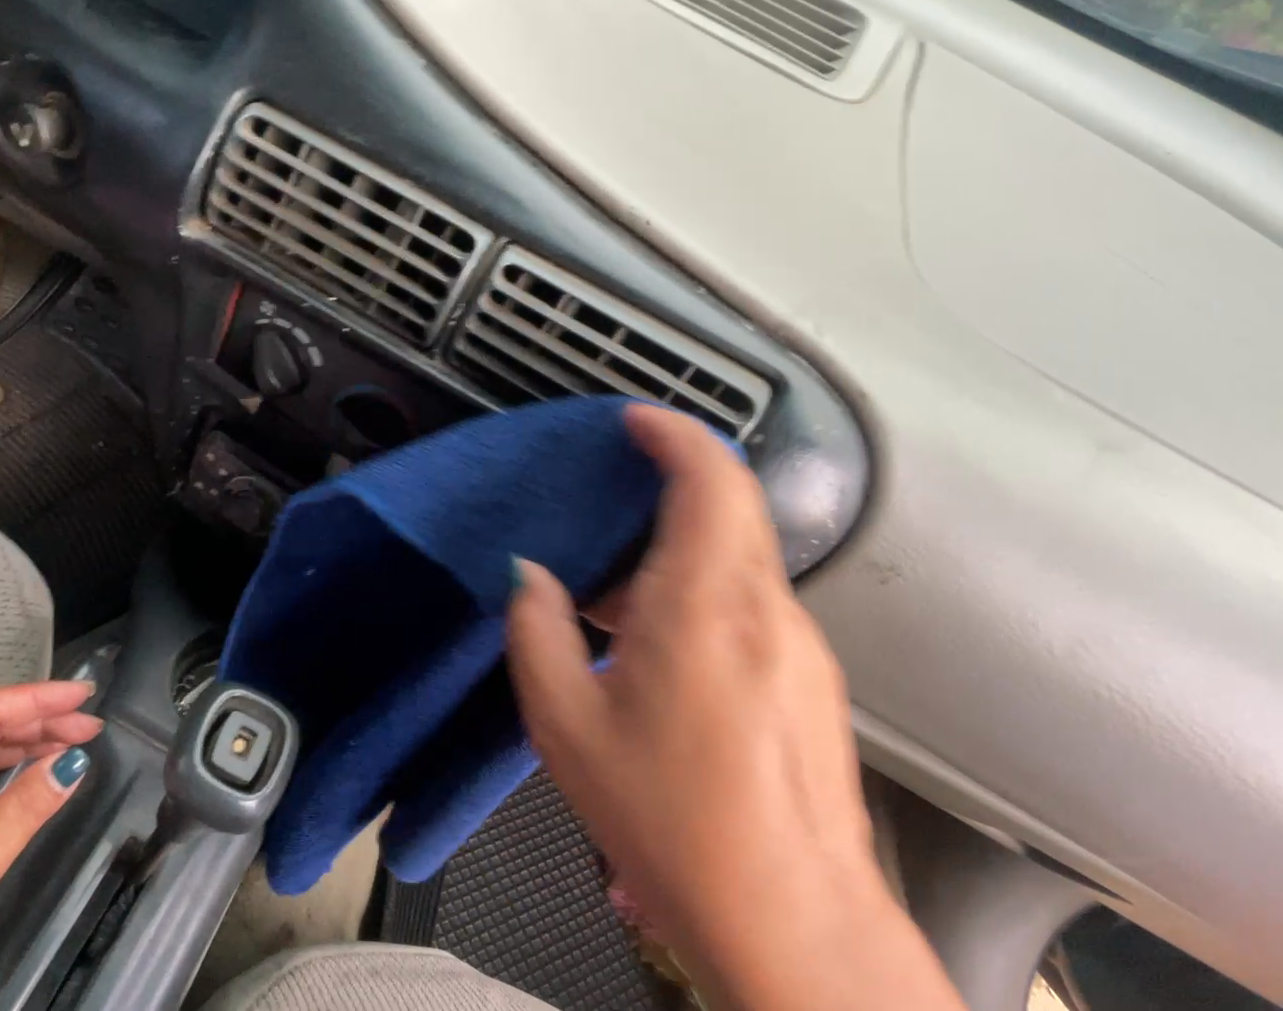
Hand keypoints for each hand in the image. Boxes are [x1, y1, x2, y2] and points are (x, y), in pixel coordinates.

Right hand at [506, 404, 964, 1010]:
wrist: (792, 921)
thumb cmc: (672, 824)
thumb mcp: (566, 726)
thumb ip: (537, 633)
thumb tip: (531, 578)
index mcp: (703, 607)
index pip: (711, 479)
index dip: (674, 434)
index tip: (634, 422)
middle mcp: (766, 612)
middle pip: (733, 508)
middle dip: (672, 485)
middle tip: (609, 504)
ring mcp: (801, 647)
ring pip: (743, 557)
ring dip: (682, 549)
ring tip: (615, 597)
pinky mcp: (813, 681)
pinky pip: (754, 603)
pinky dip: (705, 591)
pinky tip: (658, 649)